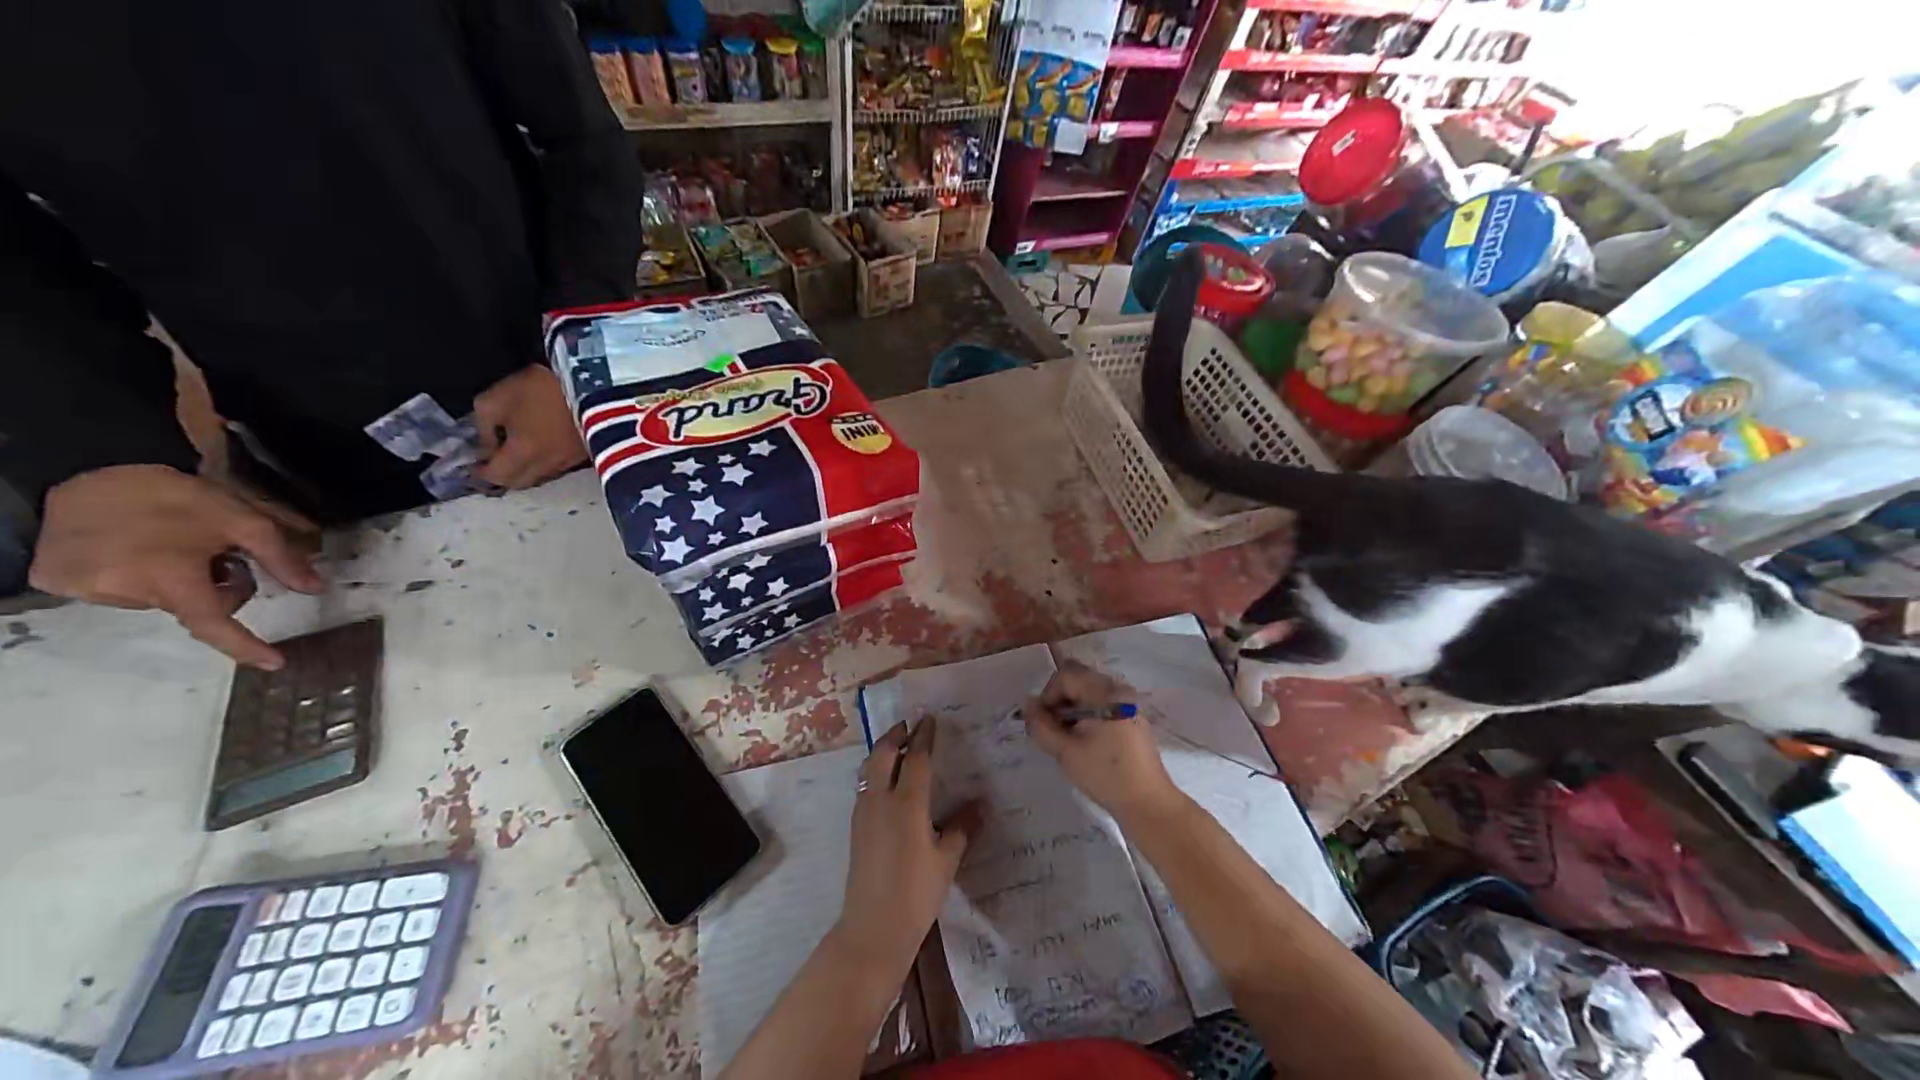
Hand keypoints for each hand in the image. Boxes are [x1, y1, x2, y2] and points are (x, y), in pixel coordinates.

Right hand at [29, 465, 324, 669]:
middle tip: (216, 556)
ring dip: (177, 582)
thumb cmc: (179, 498)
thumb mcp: (244, 522)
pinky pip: (117, 592)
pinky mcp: (53, 581)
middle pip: (194, 607)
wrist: (97, 468)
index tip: (275, 663)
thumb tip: (315, 589)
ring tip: (171, 546)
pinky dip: (138, 578)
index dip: (245, 646)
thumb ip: (281, 559)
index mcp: (170, 577)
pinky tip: (135, 550)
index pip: (213, 624)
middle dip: (217, 588)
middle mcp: (122, 590)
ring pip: (158, 600)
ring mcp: (82, 588)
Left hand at [473, 365, 586, 488]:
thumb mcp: (496, 398)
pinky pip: (558, 467)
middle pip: (520, 483)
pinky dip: (545, 462)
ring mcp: (568, 463)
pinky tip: (545, 446)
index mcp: (522, 454)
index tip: (476, 462)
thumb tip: (489, 445)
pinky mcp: (584, 455)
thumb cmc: (541, 391)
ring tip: (521, 450)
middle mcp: (545, 466)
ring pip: (540, 477)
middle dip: (505, 474)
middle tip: (497, 458)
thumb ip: (482, 425)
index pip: (496, 476)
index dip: (482, 471)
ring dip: (526, 469)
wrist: (594, 387)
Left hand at [839, 718, 980, 966]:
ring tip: (898, 745)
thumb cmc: (916, 894)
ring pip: (869, 768)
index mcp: (907, 803)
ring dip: (883, 750)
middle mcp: (881, 800)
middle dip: (895, 735)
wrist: (873, 927)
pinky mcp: (857, 827)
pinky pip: (864, 785)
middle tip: (909, 724)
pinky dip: (875, 770)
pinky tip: (887, 781)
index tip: (930, 718)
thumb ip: (962, 827)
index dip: (924, 736)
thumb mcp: (947, 860)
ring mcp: (864, 812)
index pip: (916, 758)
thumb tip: (979, 804)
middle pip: (883, 754)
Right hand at [1023, 662, 1181, 822]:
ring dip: (1073, 709)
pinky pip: (1105, 704)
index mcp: (1105, 692)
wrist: (1148, 803)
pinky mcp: (1134, 719)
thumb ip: (1041, 725)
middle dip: (1060, 701)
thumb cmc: (1105, 775)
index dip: (1048, 695)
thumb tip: (1028, 704)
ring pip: (1091, 693)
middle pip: (1079, 679)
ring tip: (1068, 739)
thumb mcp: (1065, 751)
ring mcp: (1130, 704)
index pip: (1066, 675)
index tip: (1044, 722)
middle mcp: (1120, 690)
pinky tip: (1087, 743)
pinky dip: (1089, 715)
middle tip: (1053, 731)